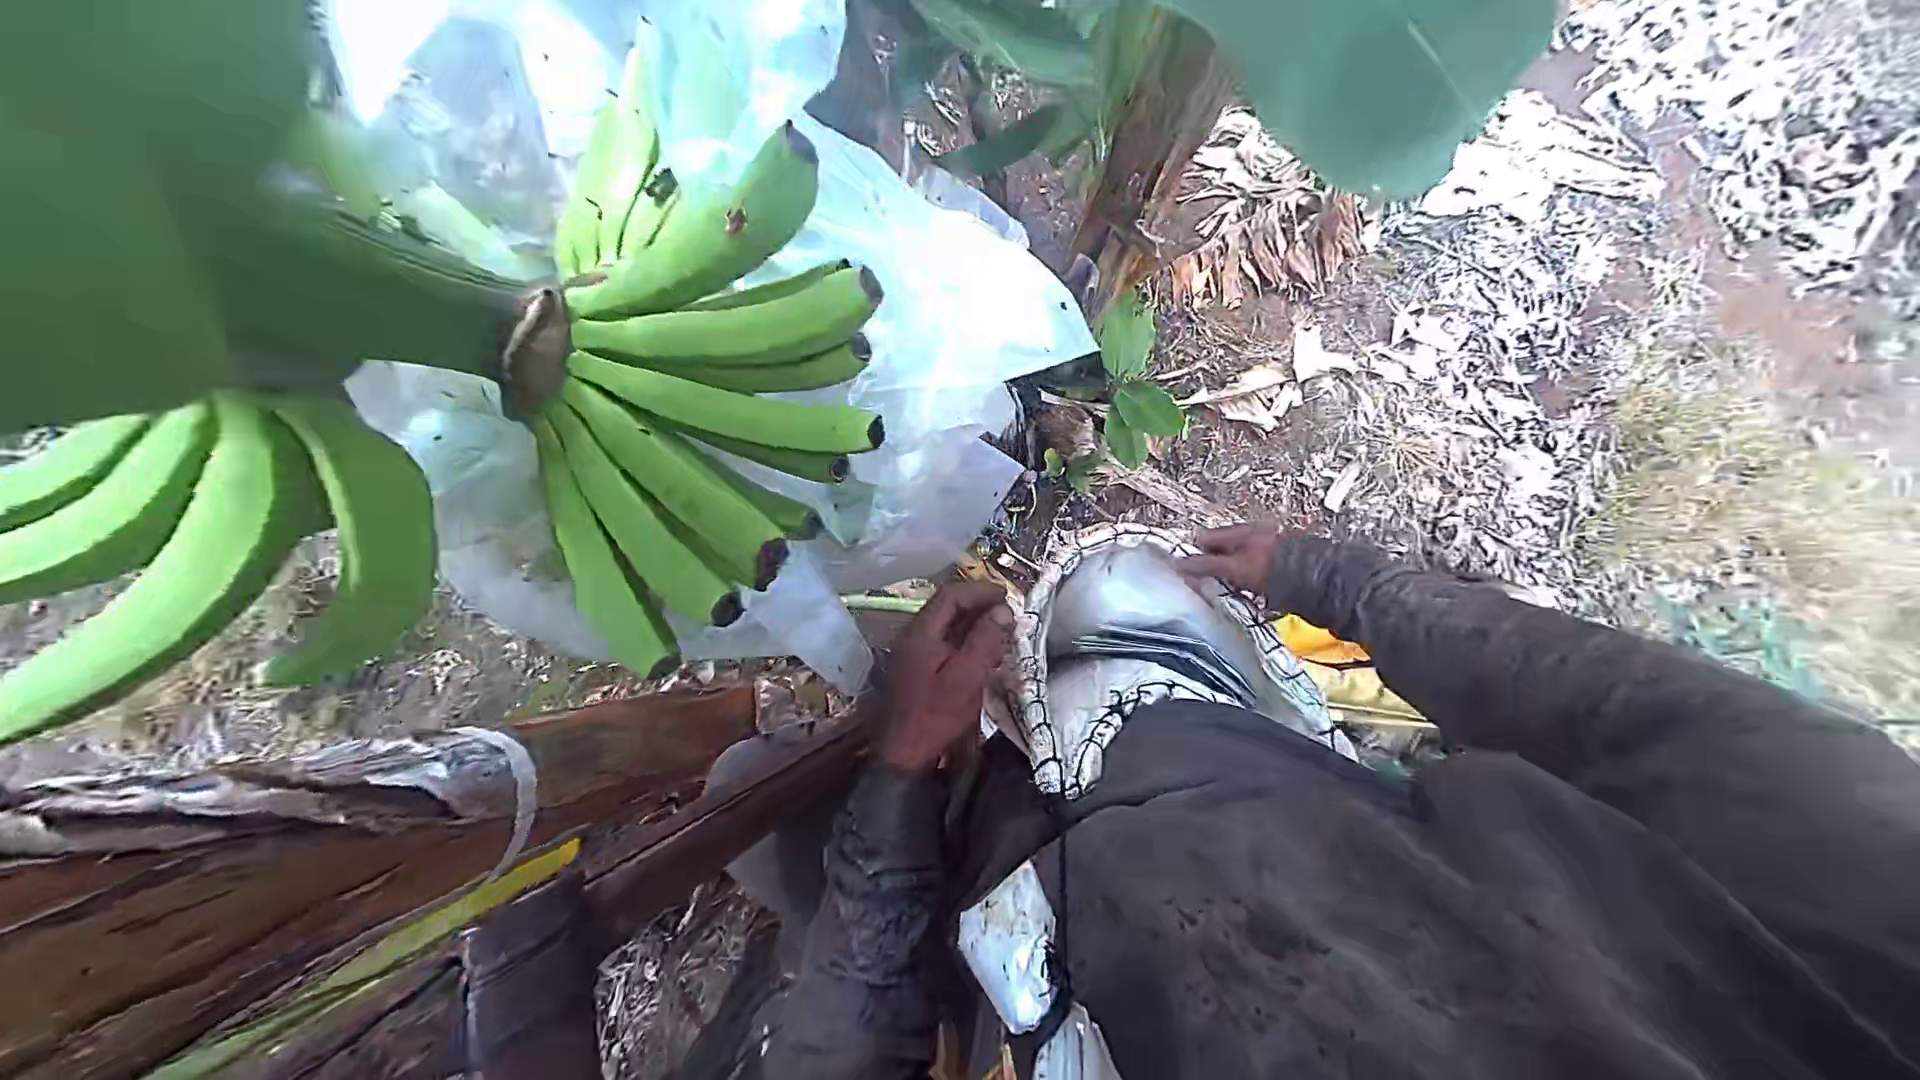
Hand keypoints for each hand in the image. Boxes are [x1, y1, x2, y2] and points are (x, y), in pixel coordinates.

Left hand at [879, 582, 1013, 774]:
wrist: (904, 753)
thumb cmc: (935, 716)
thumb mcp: (967, 677)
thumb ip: (985, 641)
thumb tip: (1003, 610)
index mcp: (921, 632)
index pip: (951, 596)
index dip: (980, 591)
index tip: (1007, 596)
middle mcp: (914, 635)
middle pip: (948, 607)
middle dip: (980, 606)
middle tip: (1008, 614)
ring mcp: (914, 651)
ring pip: (947, 625)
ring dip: (974, 623)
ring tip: (1002, 631)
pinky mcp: (918, 667)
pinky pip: (945, 642)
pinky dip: (966, 640)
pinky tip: (984, 654)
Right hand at [1176, 523, 1282, 598]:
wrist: (1319, 584)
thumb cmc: (1275, 569)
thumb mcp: (1234, 567)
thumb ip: (1206, 565)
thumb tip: (1180, 564)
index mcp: (1243, 532)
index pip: (1207, 538)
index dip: (1194, 553)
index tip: (1185, 571)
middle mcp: (1256, 539)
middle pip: (1223, 552)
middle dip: (1212, 568)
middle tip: (1204, 585)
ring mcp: (1269, 555)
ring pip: (1239, 567)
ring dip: (1231, 581)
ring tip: (1227, 594)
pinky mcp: (1281, 572)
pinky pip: (1255, 581)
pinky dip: (1248, 589)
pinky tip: (1249, 599)